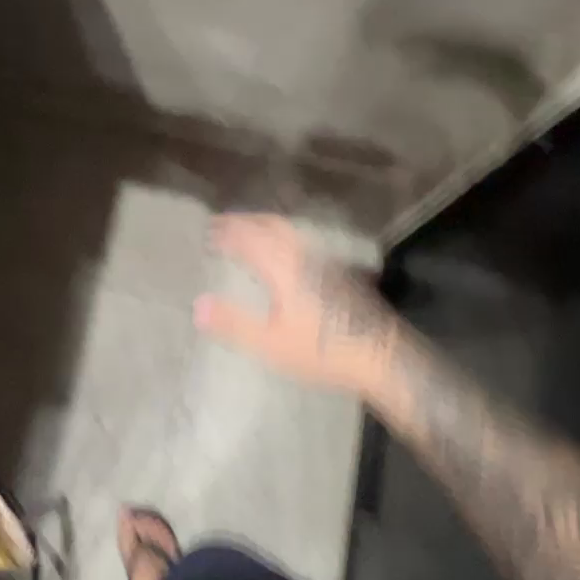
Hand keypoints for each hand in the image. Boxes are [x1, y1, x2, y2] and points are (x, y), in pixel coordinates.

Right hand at [193, 213, 401, 396]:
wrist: (382, 358)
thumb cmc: (323, 351)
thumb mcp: (271, 344)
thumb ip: (234, 324)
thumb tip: (197, 305)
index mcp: (284, 268)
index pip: (250, 239)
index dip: (227, 232)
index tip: (207, 230)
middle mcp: (304, 257)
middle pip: (272, 226)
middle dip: (245, 221)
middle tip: (223, 223)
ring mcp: (325, 263)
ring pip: (290, 233)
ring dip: (264, 227)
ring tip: (249, 233)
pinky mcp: (338, 274)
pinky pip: (302, 243)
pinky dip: (282, 239)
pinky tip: (284, 257)